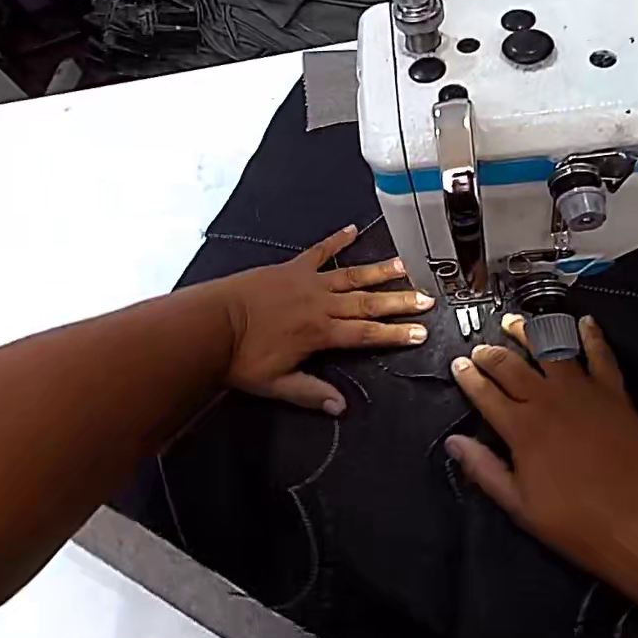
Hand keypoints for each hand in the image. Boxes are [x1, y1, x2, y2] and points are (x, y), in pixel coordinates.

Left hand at [218, 225, 433, 414]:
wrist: (210, 323)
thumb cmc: (241, 358)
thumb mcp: (274, 383)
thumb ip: (310, 393)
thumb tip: (341, 408)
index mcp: (321, 332)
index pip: (366, 333)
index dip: (396, 334)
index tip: (421, 332)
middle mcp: (322, 304)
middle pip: (368, 302)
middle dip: (400, 301)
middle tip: (427, 298)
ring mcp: (309, 281)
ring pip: (352, 275)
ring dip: (380, 271)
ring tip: (406, 266)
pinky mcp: (293, 267)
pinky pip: (320, 251)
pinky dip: (337, 240)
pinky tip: (352, 229)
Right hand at [446, 315, 637, 594]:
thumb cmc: (580, 523)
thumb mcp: (522, 508)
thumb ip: (486, 470)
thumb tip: (454, 443)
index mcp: (523, 429)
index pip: (487, 394)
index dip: (469, 377)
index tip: (457, 364)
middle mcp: (549, 399)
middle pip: (513, 366)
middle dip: (491, 353)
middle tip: (479, 346)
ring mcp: (583, 390)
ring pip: (550, 349)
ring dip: (529, 332)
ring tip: (514, 322)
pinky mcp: (614, 391)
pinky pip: (600, 354)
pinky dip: (591, 335)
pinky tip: (584, 321)